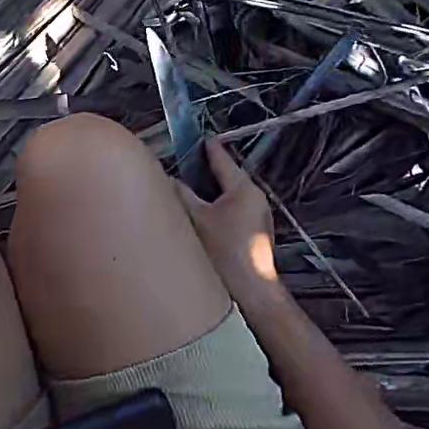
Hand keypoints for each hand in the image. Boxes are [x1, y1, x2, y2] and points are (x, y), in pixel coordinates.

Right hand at [174, 138, 282, 302]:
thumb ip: (181, 194)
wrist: (252, 291)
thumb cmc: (223, 251)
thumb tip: (170, 178)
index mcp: (243, 189)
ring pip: (229, 196)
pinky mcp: (255, 233)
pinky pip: (234, 211)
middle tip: (184, 164)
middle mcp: (255, 198)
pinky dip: (217, 207)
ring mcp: (259, 216)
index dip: (208, 148)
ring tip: (188, 189)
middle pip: (227, 177)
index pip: (222, 160)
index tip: (197, 136)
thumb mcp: (196, 218)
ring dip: (211, 192)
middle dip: (206, 171)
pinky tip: (202, 214)